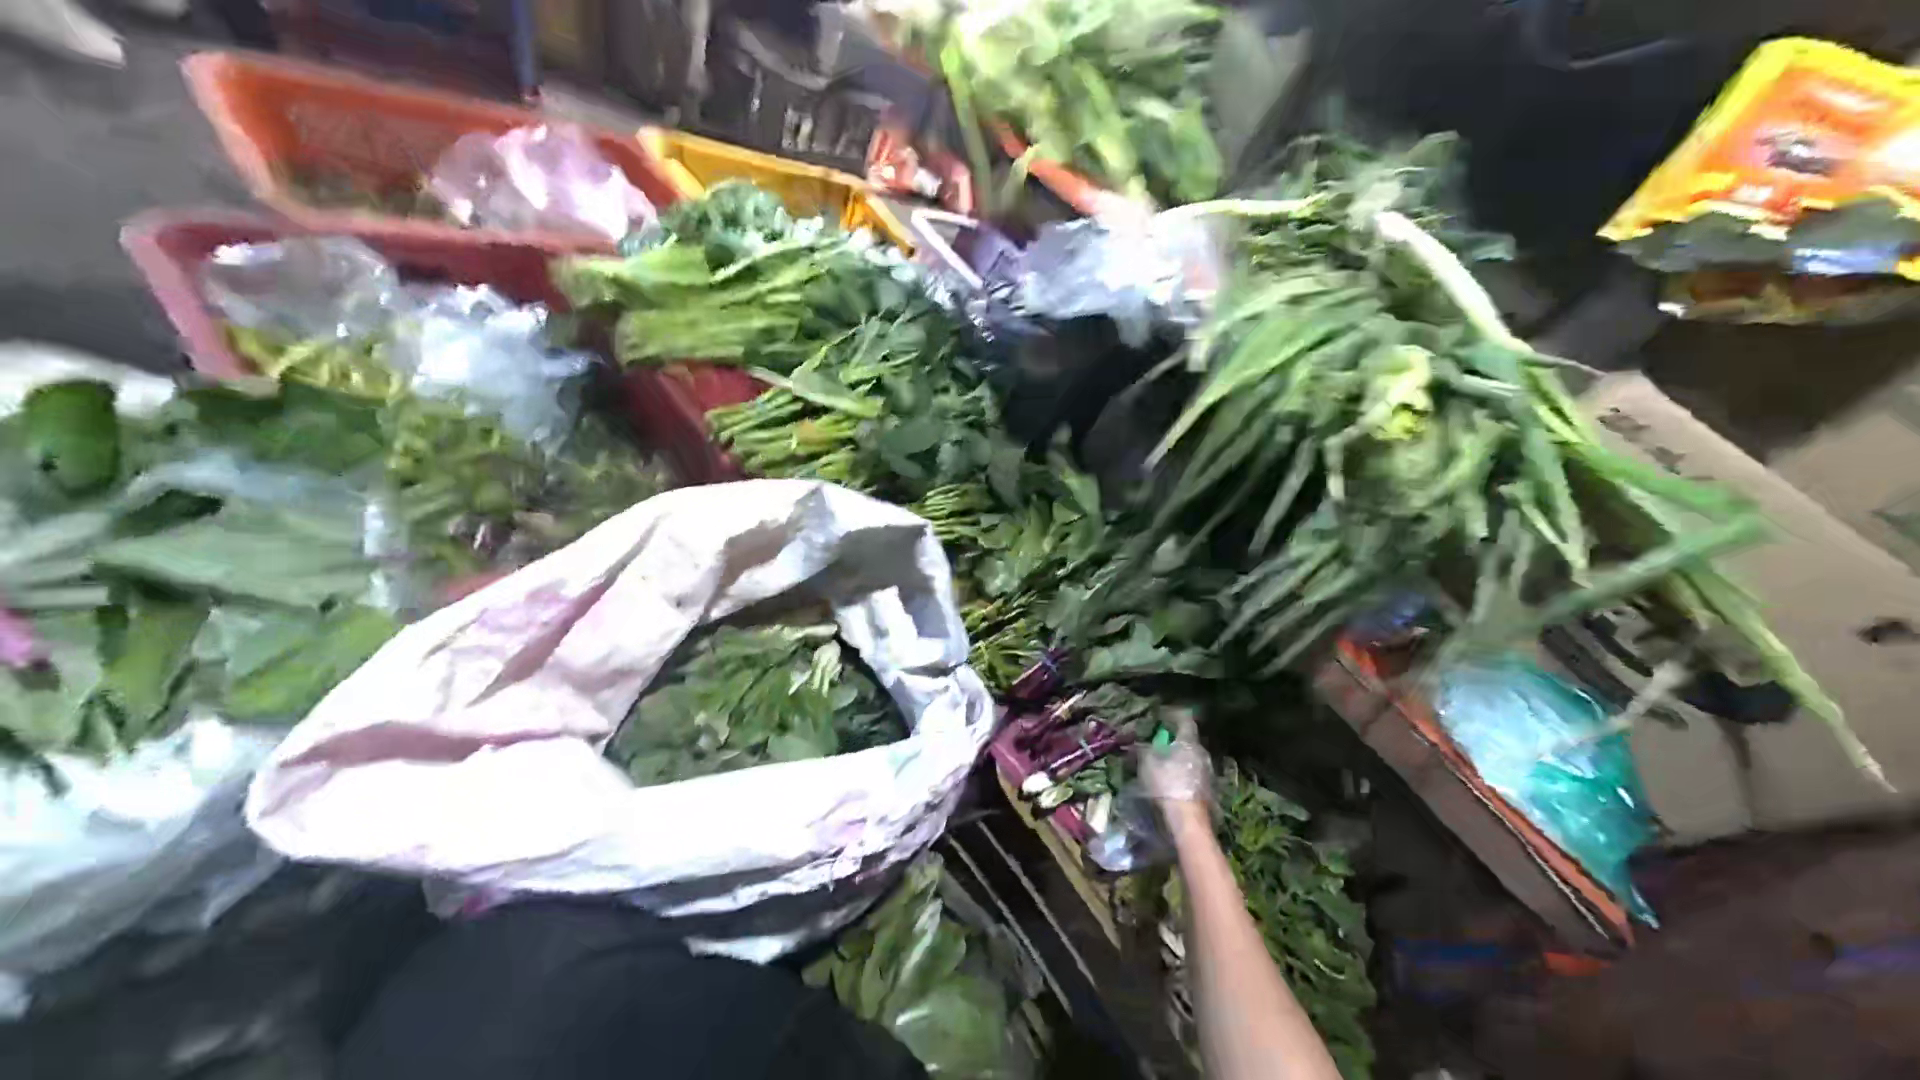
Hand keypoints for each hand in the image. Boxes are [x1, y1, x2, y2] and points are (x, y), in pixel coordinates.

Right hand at [1140, 708, 1211, 831]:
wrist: (1188, 821)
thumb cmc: (1167, 785)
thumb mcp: (1147, 763)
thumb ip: (1142, 749)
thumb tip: (1135, 742)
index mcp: (1189, 743)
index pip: (1185, 720)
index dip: (1173, 715)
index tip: (1161, 715)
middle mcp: (1203, 754)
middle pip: (1187, 741)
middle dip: (1174, 741)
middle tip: (1158, 744)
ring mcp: (1208, 774)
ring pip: (1191, 759)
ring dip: (1178, 759)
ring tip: (1163, 766)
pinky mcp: (1208, 791)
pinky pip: (1193, 775)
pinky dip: (1182, 775)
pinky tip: (1172, 784)